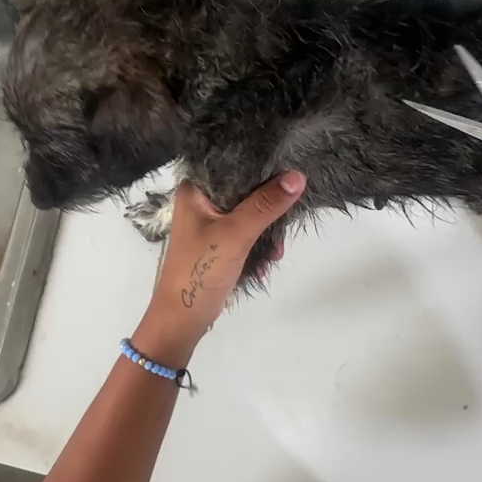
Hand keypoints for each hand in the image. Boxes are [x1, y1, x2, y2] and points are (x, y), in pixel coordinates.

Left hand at [130, 172, 305, 367]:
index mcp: (194, 189)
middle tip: (282, 229)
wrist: (184, 316)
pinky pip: (247, 234)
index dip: (262, 169)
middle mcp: (200, 201)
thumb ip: (266, 205)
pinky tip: (265, 264)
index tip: (290, 176)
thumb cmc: (200, 269)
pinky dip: (258, 247)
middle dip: (268, 212)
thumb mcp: (235, 234)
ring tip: (274, 254)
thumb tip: (297, 176)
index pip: (233, 164)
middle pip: (246, 191)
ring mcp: (209, 223)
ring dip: (266, 234)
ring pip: (250, 214)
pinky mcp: (218, 243)